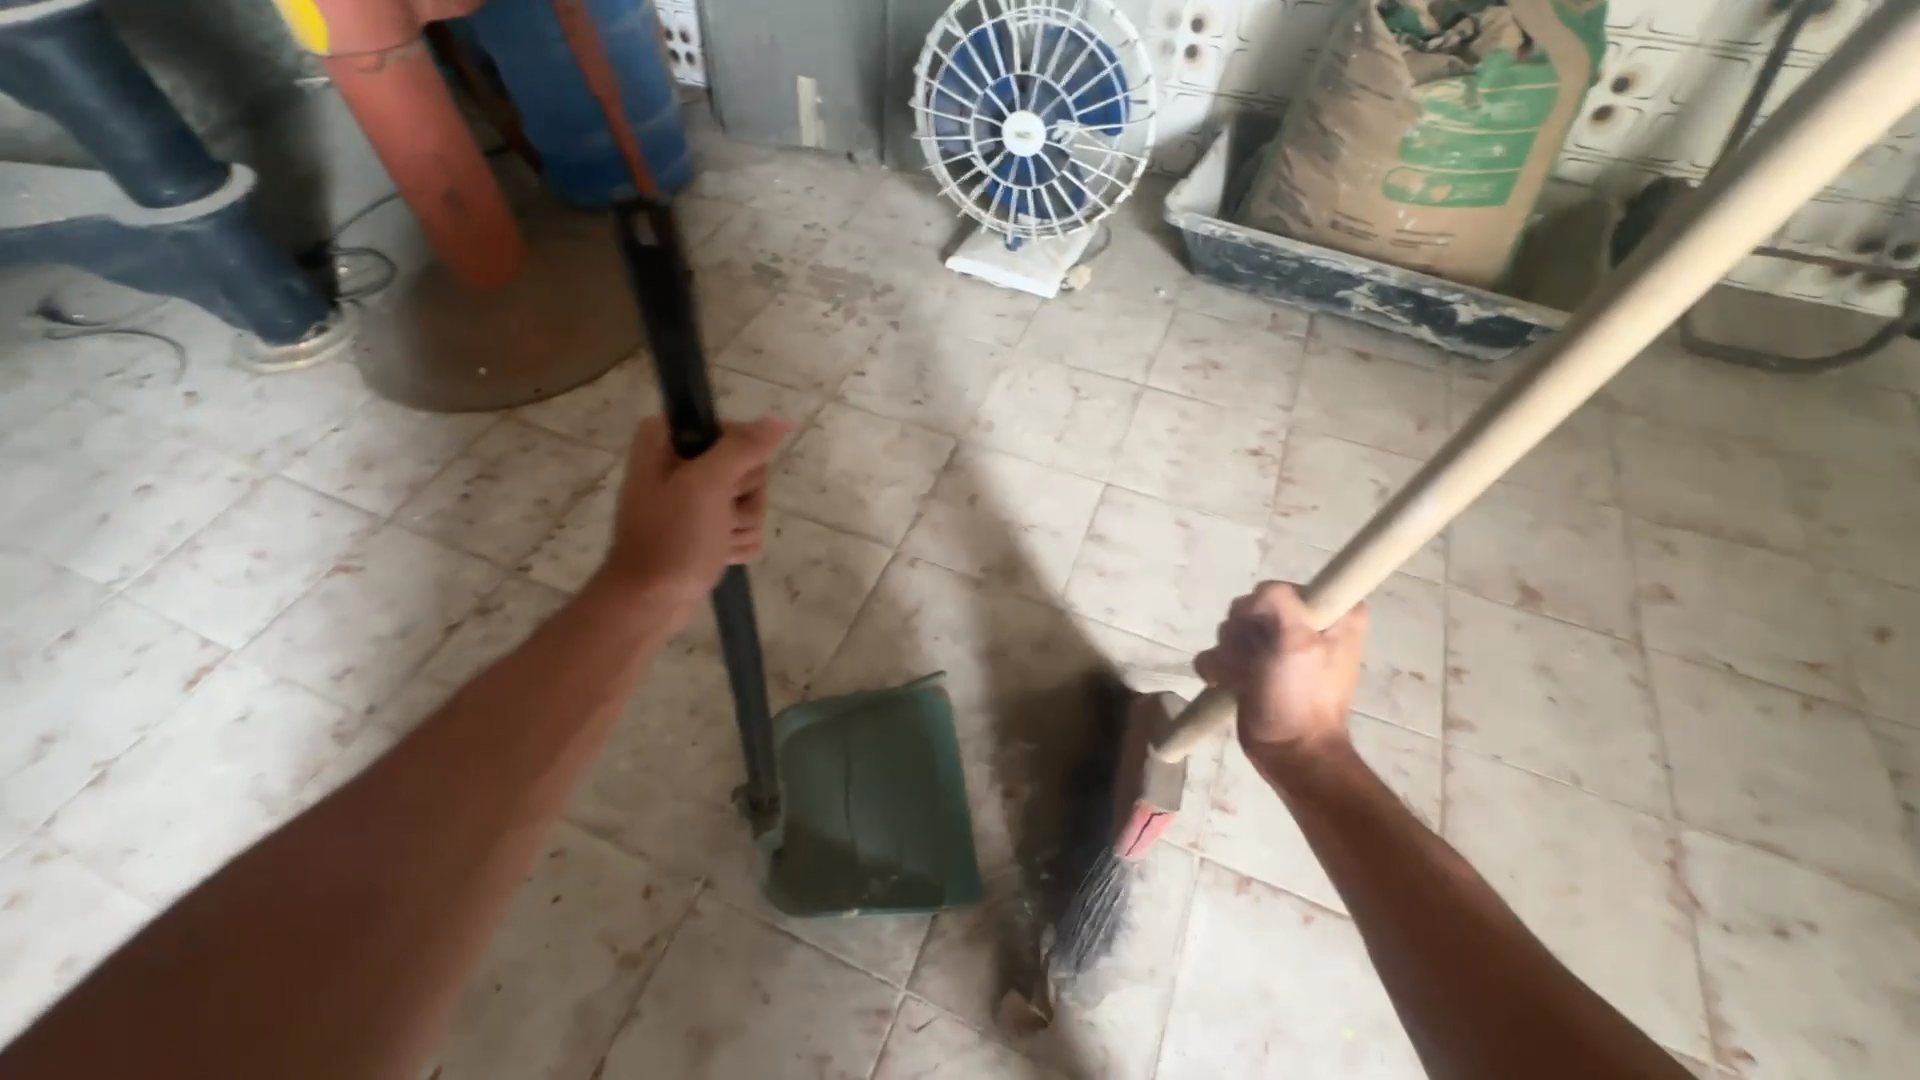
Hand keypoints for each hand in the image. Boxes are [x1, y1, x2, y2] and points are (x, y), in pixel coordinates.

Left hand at [598, 415, 789, 610]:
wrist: (651, 600)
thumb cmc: (672, 538)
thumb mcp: (707, 485)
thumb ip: (743, 448)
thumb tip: (780, 421)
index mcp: (667, 441)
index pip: (731, 430)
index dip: (738, 457)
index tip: (724, 481)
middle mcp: (679, 464)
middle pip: (746, 467)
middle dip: (743, 497)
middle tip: (719, 514)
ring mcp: (693, 500)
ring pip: (750, 499)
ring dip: (741, 525)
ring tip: (715, 540)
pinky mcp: (705, 529)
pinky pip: (745, 527)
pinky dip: (737, 543)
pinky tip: (720, 554)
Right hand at [1194, 582, 1367, 759]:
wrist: (1290, 752)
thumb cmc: (1301, 697)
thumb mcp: (1299, 641)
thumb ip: (1278, 601)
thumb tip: (1251, 600)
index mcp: (1332, 613)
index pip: (1282, 589)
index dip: (1268, 609)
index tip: (1271, 633)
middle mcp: (1305, 624)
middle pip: (1251, 608)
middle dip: (1244, 635)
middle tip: (1259, 662)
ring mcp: (1276, 647)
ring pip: (1231, 629)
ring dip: (1230, 655)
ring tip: (1244, 680)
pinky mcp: (1252, 667)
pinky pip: (1220, 651)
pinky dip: (1218, 668)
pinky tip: (1227, 684)